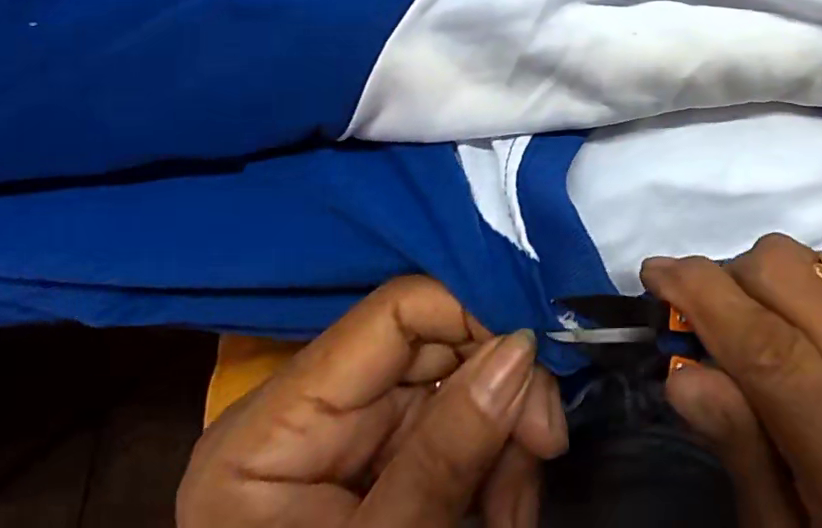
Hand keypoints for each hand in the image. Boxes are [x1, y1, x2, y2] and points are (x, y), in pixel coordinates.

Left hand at [177, 276, 567, 527]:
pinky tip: (509, 510)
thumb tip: (522, 345)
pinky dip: (498, 463)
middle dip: (503, 391)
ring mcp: (354, 437)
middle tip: (547, 444)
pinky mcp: (389, 462)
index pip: (393, 313)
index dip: (475, 313)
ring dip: (509, 438)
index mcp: (274, 427)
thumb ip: (447, 451)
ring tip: (521, 511)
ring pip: (463, 387)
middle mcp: (315, 412)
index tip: (540, 354)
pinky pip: (464, 429)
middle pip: (438, 347)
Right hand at [641, 234, 821, 527]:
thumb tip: (680, 372)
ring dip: (760, 278)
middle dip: (728, 276)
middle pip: (792, 278)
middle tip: (698, 313)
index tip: (655, 273)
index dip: (709, 301)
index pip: (776, 355)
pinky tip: (796, 328)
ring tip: (745, 321)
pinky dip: (797, 288)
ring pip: (809, 259)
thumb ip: (739, 446)